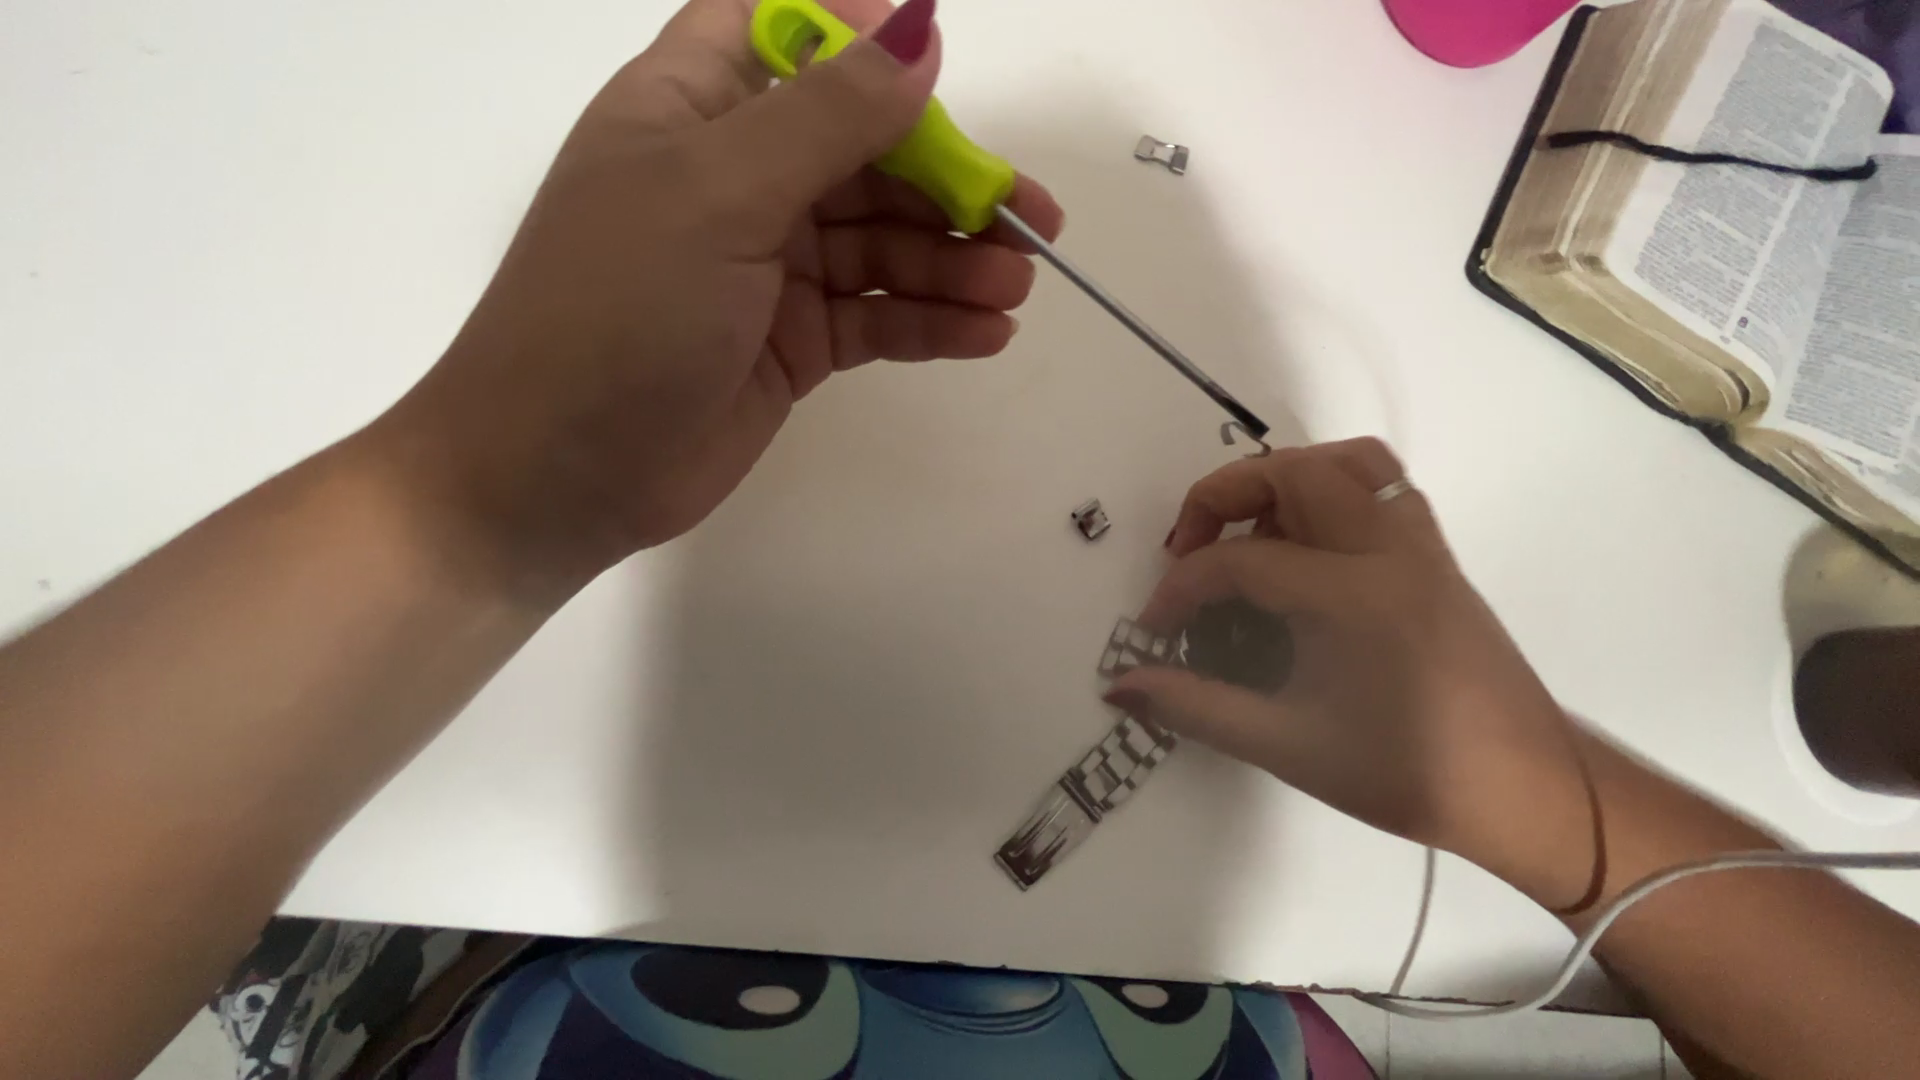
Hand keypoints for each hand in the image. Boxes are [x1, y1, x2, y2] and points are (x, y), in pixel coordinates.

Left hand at [364, 0, 1063, 592]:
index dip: (863, 39)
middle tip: (1030, 220)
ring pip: (882, 245)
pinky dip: (930, 323)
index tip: (940, 67)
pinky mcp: (795, 343)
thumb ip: (825, 116)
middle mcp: (737, 180)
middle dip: (947, 184)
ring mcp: (770, 268)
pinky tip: (986, 333)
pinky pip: (876, 318)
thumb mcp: (719, 195)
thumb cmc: (620, 310)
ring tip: (1014, 287)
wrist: (564, 472)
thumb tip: (920, 31)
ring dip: (952, 263)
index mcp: (694, 109)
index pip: (786, 35)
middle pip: (863, 155)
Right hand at [1107, 439, 1582, 865]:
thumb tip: (1119, 687)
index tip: (1155, 626)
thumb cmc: (1407, 775)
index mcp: (1354, 597)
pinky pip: (1380, 486)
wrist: (1534, 794)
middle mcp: (1390, 551)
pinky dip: (1328, 490)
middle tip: (1191, 549)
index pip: (1240, 560)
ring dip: (1281, 480)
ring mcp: (1421, 546)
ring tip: (1246, 532)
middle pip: (1293, 473)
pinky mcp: (1436, 556)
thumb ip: (1195, 707)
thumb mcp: (1288, 747)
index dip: (1181, 588)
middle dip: (1223, 497)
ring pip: (1348, 463)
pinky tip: (1303, 547)